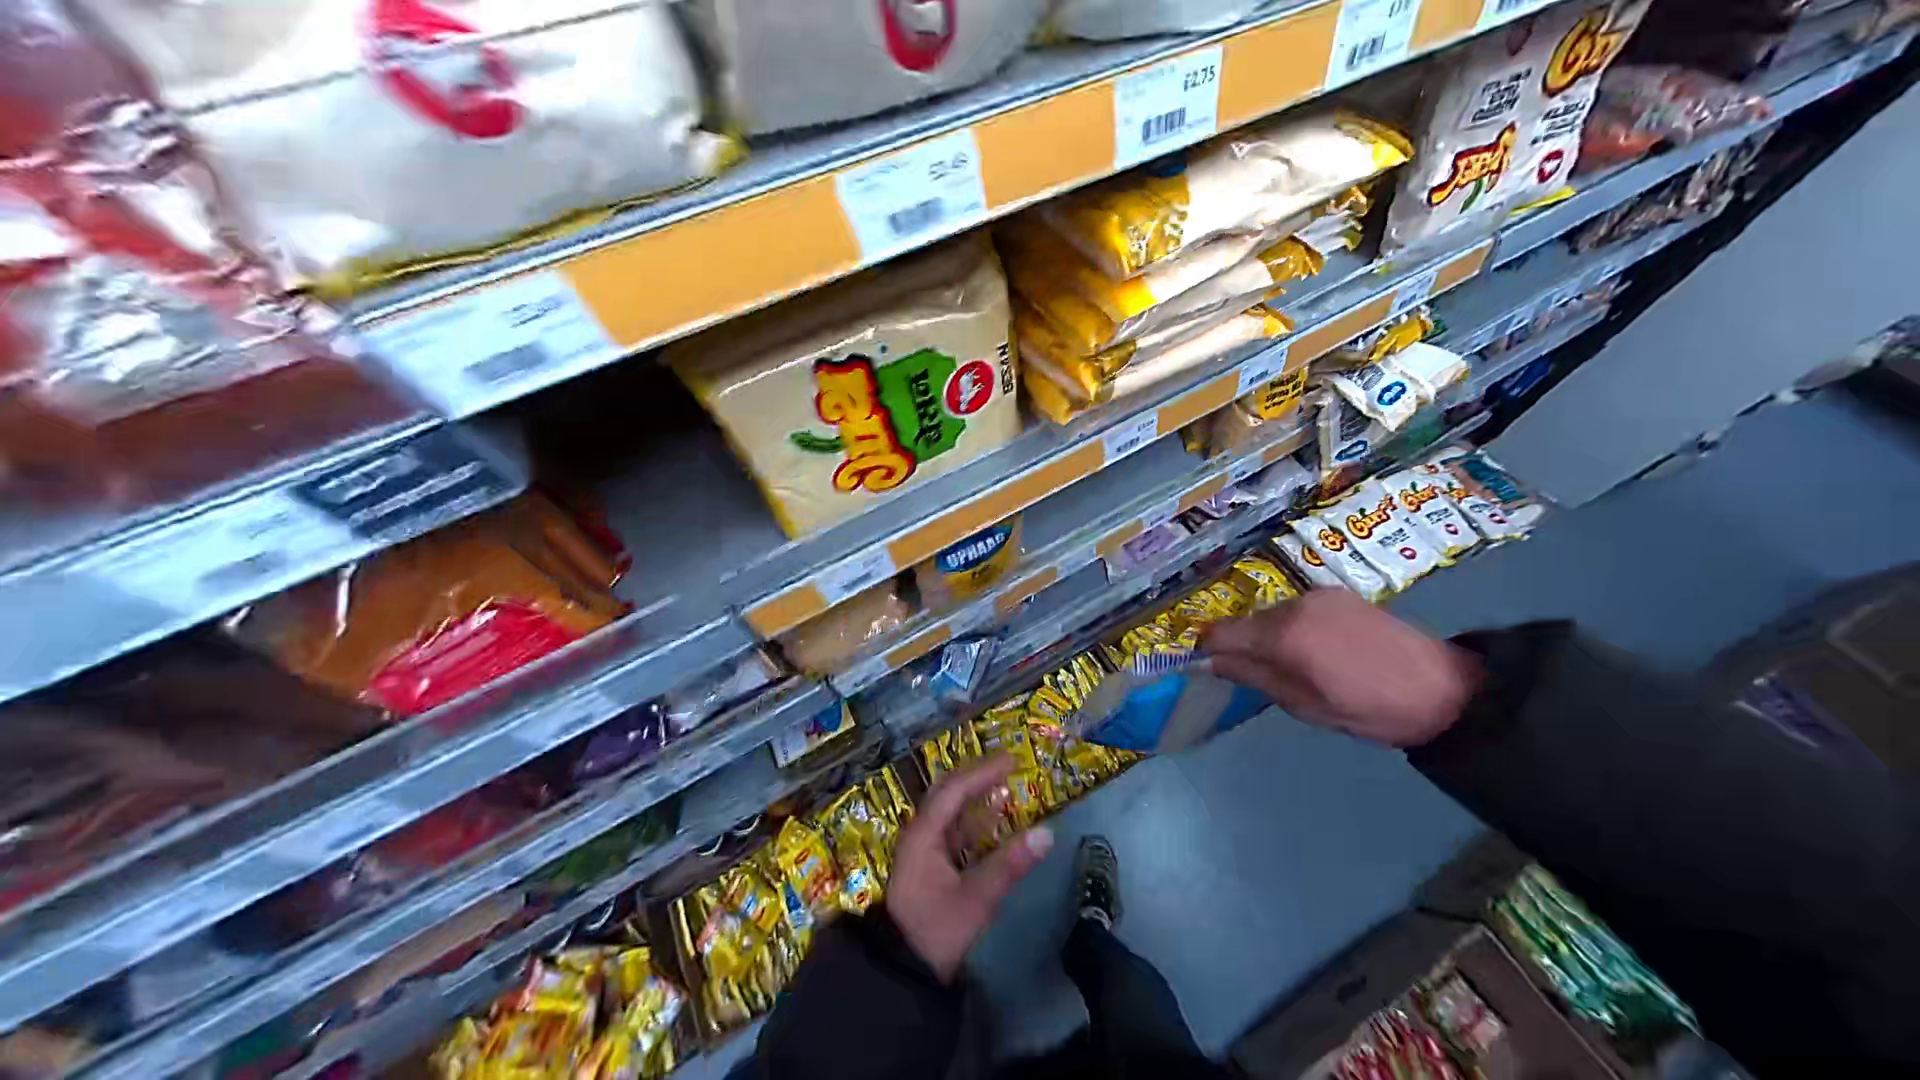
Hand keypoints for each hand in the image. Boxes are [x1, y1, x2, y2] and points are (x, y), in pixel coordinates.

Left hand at [887, 756, 1053, 981]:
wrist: (905, 972)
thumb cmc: (937, 931)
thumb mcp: (976, 899)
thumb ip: (1010, 864)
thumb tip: (1046, 832)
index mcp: (922, 834)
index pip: (953, 790)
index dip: (982, 772)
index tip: (1012, 761)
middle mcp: (920, 834)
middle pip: (948, 794)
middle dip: (978, 777)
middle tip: (1009, 767)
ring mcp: (924, 850)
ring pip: (951, 812)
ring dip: (978, 798)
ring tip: (1007, 787)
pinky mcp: (931, 867)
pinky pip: (955, 831)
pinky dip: (976, 822)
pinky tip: (995, 823)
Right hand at [1202, 589, 1479, 746]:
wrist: (1446, 690)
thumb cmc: (1369, 709)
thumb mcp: (1304, 705)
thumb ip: (1252, 677)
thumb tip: (1210, 663)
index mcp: (1284, 634)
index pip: (1221, 633)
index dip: (1207, 650)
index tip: (1208, 668)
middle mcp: (1295, 604)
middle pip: (1245, 622)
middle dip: (1242, 645)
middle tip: (1260, 676)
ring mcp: (1319, 595)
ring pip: (1271, 614)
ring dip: (1269, 636)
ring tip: (1297, 664)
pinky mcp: (1339, 594)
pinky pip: (1297, 609)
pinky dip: (1293, 626)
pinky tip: (1318, 648)